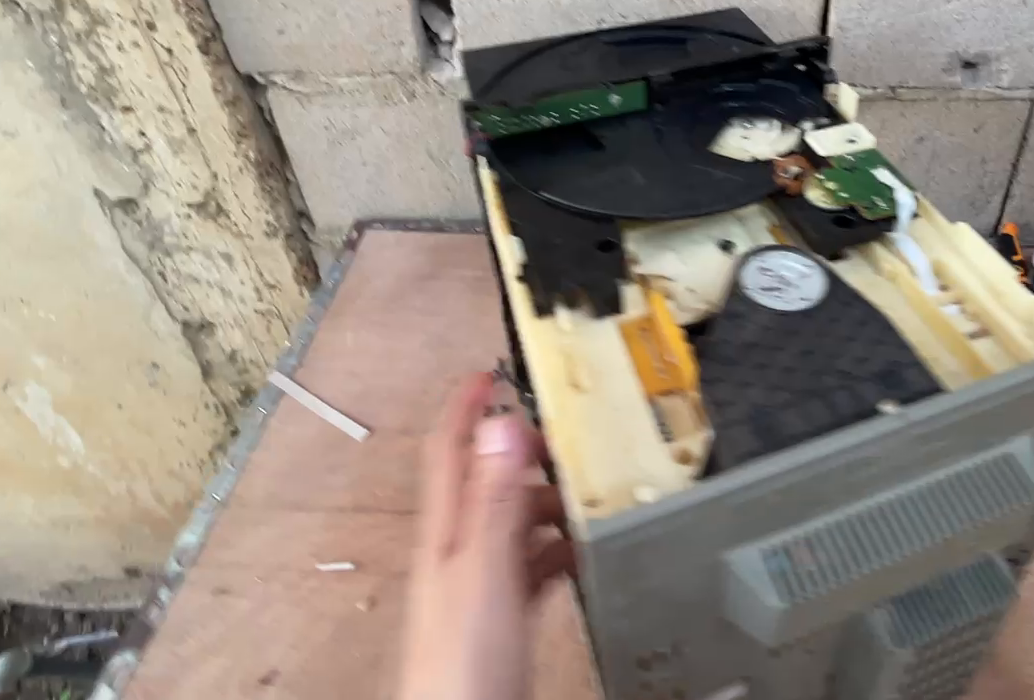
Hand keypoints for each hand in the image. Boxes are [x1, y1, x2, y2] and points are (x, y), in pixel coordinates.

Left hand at [396, 373, 575, 699]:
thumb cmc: (464, 660)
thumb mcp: (484, 570)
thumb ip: (494, 499)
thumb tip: (501, 425)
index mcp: (448, 528)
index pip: (449, 448)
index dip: (463, 407)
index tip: (486, 372)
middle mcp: (460, 546)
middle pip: (487, 479)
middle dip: (521, 451)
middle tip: (562, 437)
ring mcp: (480, 579)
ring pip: (513, 519)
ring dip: (545, 501)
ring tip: (585, 498)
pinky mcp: (501, 609)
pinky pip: (530, 561)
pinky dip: (554, 548)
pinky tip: (578, 553)